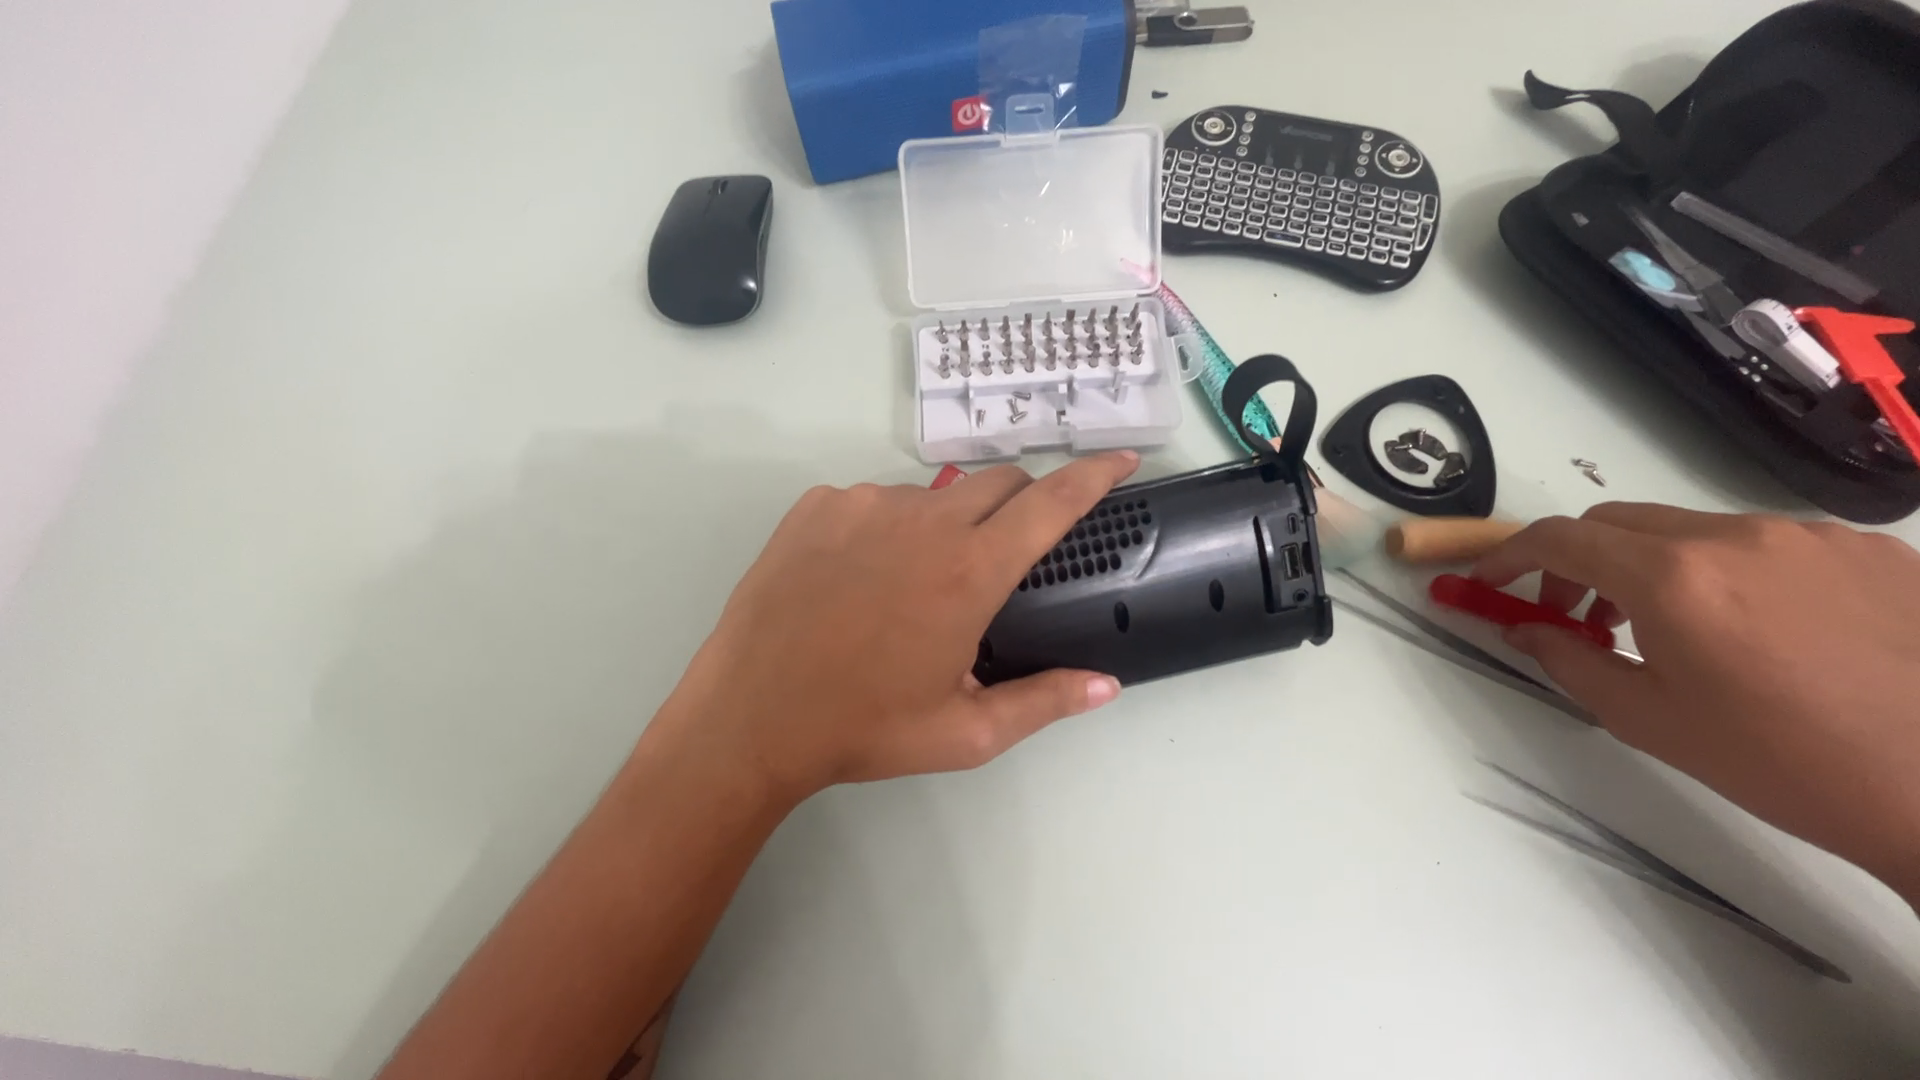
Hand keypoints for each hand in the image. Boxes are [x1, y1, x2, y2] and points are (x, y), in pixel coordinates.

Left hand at [653, 453, 1140, 805]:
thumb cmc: (864, 728)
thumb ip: (1045, 701)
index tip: (1120, 460)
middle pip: (998, 482)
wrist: (750, 717)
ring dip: (946, 524)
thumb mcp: (966, 731)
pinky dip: (887, 528)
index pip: (1051, 503)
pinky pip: (873, 502)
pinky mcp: (817, 506)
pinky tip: (859, 579)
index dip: (1093, 475)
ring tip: (914, 586)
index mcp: (970, 571)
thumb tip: (1106, 684)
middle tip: (1007, 553)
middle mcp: (923, 521)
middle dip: (1021, 504)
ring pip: (932, 494)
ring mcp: (863, 505)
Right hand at [1474, 504, 1919, 901]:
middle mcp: (1736, 536)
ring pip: (1689, 528)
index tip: (1491, 581)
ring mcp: (1808, 536)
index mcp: (1673, 577)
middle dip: (1576, 559)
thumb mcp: (1645, 717)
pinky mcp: (1867, 549)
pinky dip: (1725, 569)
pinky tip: (1756, 626)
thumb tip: (1523, 628)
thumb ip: (1566, 659)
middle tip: (1576, 614)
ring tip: (1672, 626)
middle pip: (1616, 521)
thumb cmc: (1777, 761)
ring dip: (1651, 564)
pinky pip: (1763, 541)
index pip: (1559, 538)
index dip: (1510, 554)